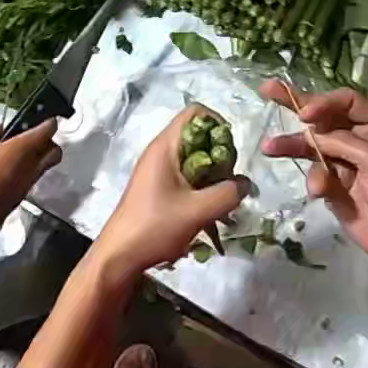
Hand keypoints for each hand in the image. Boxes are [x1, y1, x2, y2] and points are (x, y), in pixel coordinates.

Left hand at [94, 105, 246, 282]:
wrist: (120, 254)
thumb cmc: (155, 226)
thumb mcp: (198, 211)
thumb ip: (227, 193)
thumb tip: (246, 183)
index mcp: (165, 146)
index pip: (196, 113)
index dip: (218, 124)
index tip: (230, 153)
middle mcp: (161, 151)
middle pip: (198, 136)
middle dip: (219, 155)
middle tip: (228, 182)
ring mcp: (158, 169)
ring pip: (195, 158)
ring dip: (212, 175)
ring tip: (221, 200)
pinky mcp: (158, 186)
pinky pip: (187, 175)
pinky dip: (201, 187)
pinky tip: (208, 211)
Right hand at [259, 83, 367, 277]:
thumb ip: (346, 145)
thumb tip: (312, 134)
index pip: (347, 102)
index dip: (324, 102)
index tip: (304, 114)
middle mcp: (360, 139)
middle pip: (324, 115)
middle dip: (296, 104)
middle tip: (267, 89)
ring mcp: (346, 162)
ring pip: (312, 145)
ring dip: (292, 145)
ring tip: (269, 148)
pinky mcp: (334, 185)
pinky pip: (315, 173)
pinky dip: (314, 179)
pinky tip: (318, 191)